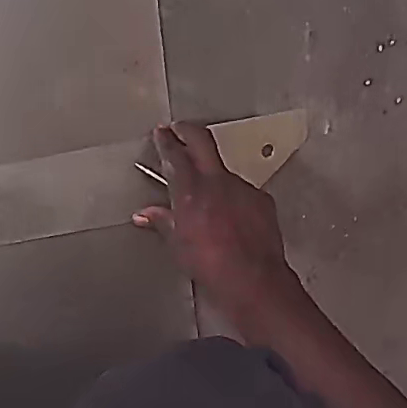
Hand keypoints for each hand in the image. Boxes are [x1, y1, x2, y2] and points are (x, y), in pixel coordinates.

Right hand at [133, 122, 302, 319]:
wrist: (252, 278)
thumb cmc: (212, 266)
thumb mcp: (178, 245)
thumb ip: (162, 222)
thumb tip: (145, 214)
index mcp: (191, 191)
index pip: (174, 155)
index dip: (166, 141)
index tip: (161, 134)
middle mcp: (217, 182)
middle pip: (201, 141)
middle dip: (187, 130)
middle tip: (178, 128)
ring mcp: (242, 188)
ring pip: (222, 169)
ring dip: (211, 172)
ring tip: (204, 187)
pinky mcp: (261, 199)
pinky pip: (242, 190)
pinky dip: (232, 196)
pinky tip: (228, 212)